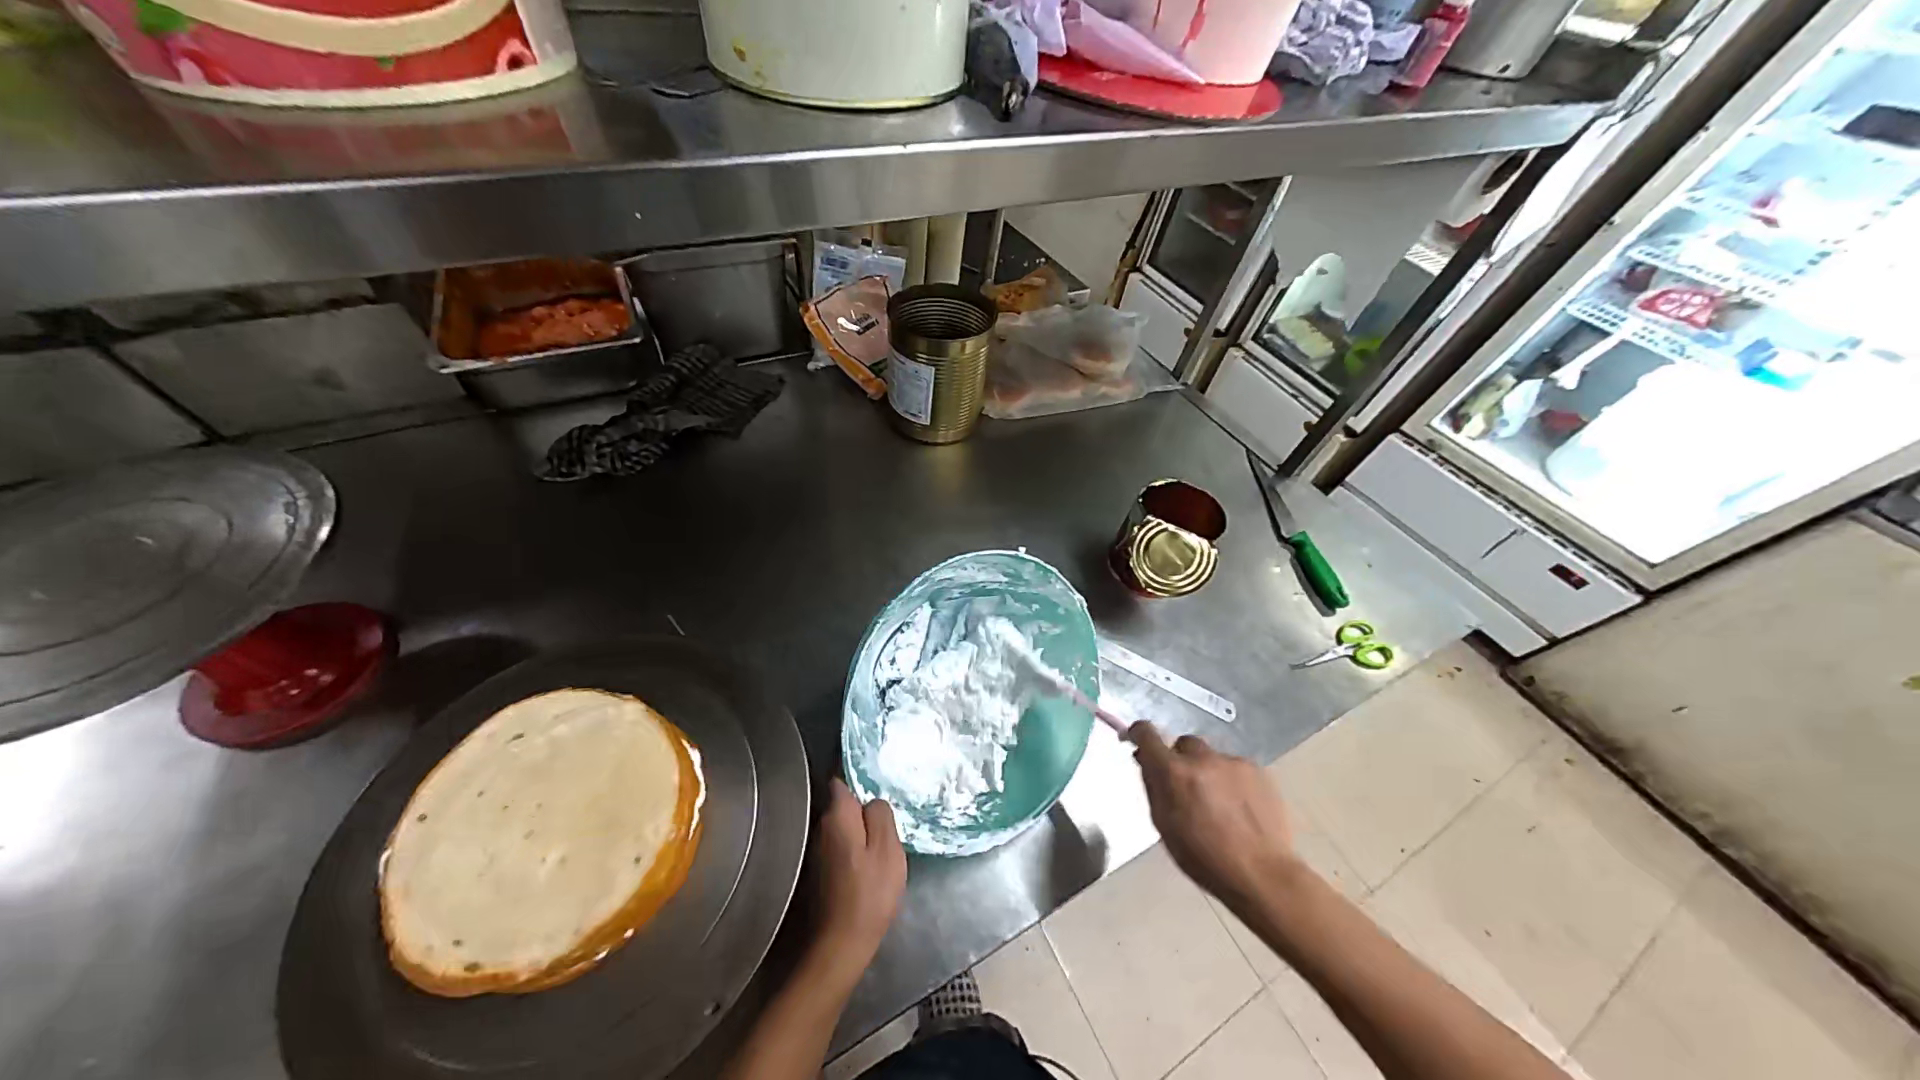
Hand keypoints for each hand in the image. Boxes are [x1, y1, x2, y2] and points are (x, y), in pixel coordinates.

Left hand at [813, 778, 907, 965]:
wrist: (842, 942)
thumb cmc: (870, 892)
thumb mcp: (888, 848)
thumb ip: (881, 815)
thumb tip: (873, 801)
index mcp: (837, 817)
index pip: (841, 782)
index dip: (859, 781)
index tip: (879, 789)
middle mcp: (821, 828)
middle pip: (844, 806)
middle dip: (864, 811)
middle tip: (888, 827)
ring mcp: (818, 851)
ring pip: (844, 828)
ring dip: (860, 833)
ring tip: (881, 848)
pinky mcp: (821, 871)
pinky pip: (841, 848)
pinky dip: (854, 851)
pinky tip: (868, 868)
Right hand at [1128, 722, 1297, 905]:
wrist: (1262, 874)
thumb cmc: (1204, 858)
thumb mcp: (1164, 826)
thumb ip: (1153, 788)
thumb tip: (1147, 763)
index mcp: (1173, 772)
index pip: (1147, 734)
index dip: (1139, 734)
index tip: (1137, 740)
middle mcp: (1202, 758)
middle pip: (1183, 744)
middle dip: (1180, 760)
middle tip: (1185, 786)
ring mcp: (1233, 762)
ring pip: (1211, 757)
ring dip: (1207, 771)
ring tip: (1218, 804)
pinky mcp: (1258, 771)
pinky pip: (1235, 767)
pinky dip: (1231, 781)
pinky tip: (1239, 807)